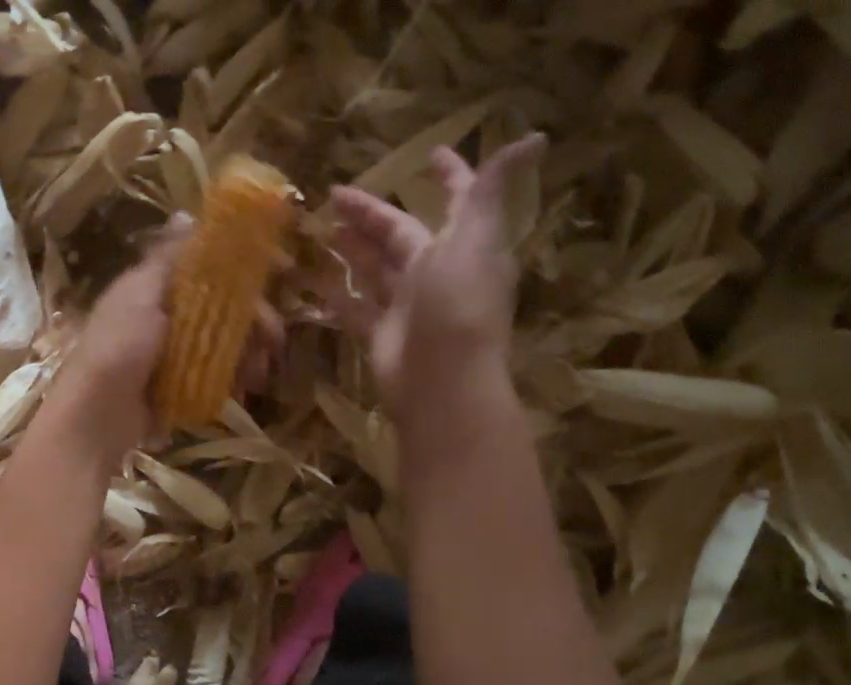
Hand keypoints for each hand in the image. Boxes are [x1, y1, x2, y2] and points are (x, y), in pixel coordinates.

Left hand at [54, 215, 286, 455]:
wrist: (95, 417)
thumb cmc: (117, 347)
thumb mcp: (140, 293)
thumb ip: (166, 258)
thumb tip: (184, 214)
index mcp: (154, 289)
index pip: (207, 267)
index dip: (243, 266)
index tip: (281, 268)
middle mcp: (164, 319)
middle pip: (222, 309)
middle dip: (254, 320)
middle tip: (273, 337)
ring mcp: (172, 357)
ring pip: (224, 345)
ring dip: (249, 354)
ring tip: (259, 372)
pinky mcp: (177, 390)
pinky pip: (215, 378)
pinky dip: (233, 381)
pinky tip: (246, 388)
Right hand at [323, 134, 545, 423]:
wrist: (440, 380)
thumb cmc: (458, 304)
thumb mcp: (475, 238)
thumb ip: (491, 190)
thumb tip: (536, 137)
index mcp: (463, 245)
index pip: (457, 200)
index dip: (447, 175)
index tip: (429, 154)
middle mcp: (435, 271)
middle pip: (400, 234)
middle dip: (371, 213)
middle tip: (334, 194)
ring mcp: (407, 306)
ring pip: (374, 268)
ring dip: (350, 248)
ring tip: (318, 230)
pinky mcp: (381, 334)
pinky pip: (355, 308)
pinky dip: (337, 294)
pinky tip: (313, 280)